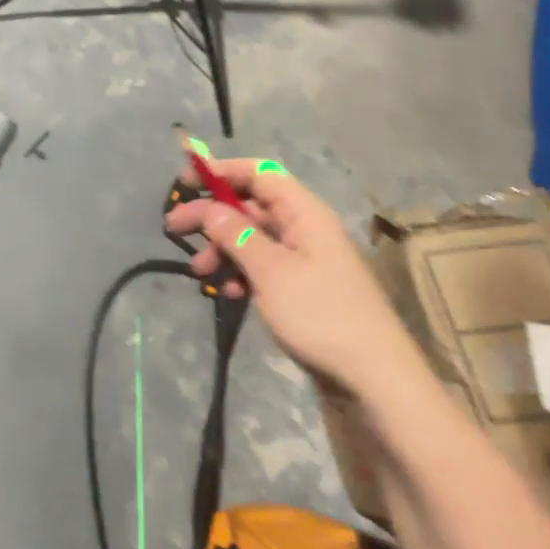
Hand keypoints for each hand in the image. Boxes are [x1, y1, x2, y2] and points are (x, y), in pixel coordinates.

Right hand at [164, 158, 423, 392]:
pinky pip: (263, 266)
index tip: (186, 183)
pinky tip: (227, 293)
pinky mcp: (303, 288)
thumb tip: (208, 206)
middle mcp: (305, 228)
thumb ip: (236, 234)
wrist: (375, 377)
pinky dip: (240, 273)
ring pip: (253, 238)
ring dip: (223, 248)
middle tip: (173, 229)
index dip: (222, 171)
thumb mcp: (271, 271)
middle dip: (213, 216)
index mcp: (304, 212)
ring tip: (200, 272)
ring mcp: (306, 259)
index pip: (259, 173)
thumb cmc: (322, 315)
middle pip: (252, 205)